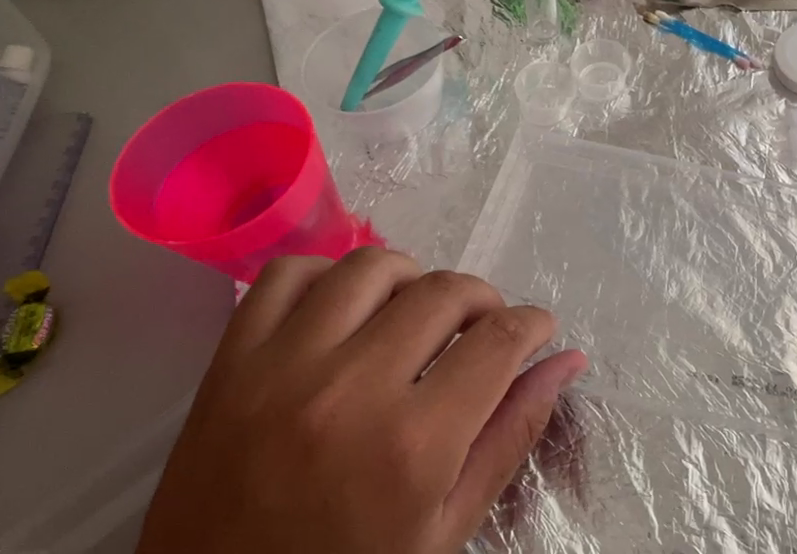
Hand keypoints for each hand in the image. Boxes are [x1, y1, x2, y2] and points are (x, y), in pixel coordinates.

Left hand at [137, 249, 586, 553]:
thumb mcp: (446, 528)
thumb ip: (512, 435)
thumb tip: (568, 360)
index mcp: (412, 445)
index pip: (500, 339)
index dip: (532, 326)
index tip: (534, 332)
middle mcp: (350, 391)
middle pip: (446, 292)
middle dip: (482, 302)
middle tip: (479, 332)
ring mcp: (282, 370)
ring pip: (373, 267)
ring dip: (412, 282)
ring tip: (413, 317)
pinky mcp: (229, 365)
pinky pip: (288, 275)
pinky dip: (327, 276)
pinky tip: (345, 311)